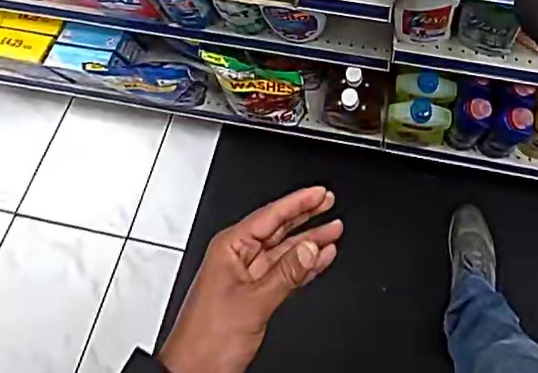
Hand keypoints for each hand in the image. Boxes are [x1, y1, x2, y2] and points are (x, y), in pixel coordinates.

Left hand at [156, 186, 341, 372]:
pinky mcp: (253, 296)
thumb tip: (311, 247)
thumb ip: (285, 273)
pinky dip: (302, 267)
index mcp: (230, 247)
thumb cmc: (204, 343)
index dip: (298, 202)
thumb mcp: (252, 302)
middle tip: (329, 202)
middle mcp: (237, 257)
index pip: (271, 215)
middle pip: (279, 229)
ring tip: (333, 230)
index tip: (320, 193)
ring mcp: (246, 277)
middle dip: (306, 216)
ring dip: (309, 243)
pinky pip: (283, 273)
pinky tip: (319, 260)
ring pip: (284, 251)